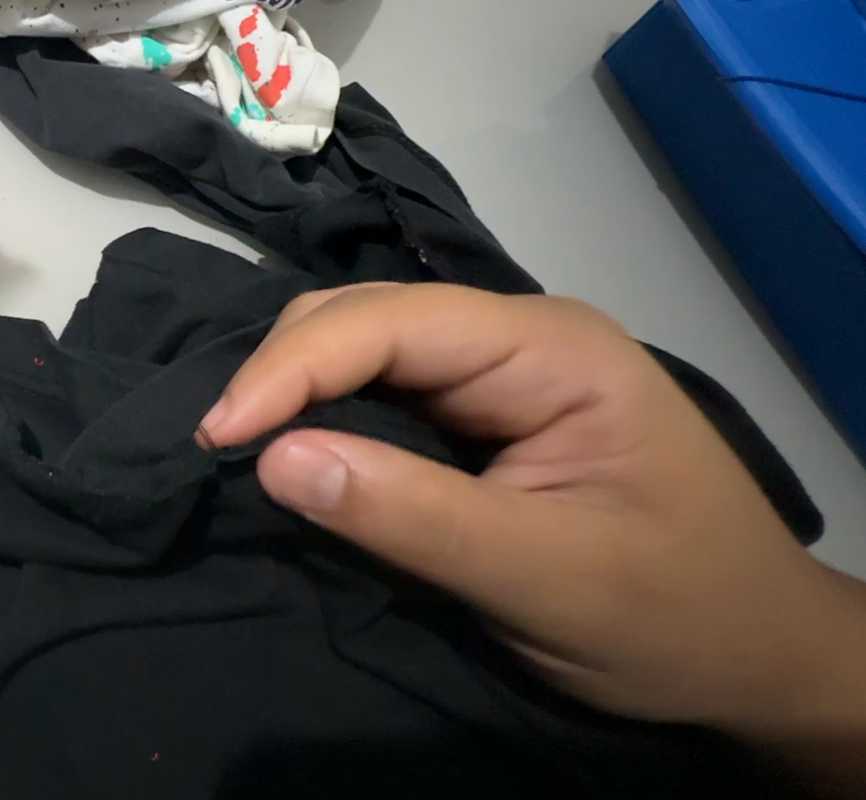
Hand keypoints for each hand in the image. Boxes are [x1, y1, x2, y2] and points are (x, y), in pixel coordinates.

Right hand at [194, 284, 865, 746]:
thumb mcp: (551, 579)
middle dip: (278, 371)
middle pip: (353, 314)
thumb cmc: (676, 618)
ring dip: (284, 384)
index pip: (386, 323)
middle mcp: (503, 333)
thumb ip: (413, 516)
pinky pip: (356, 379)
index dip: (291, 368)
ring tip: (241, 441)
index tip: (221, 433)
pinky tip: (282, 435)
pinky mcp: (453, 398)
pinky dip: (304, 404)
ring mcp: (477, 362)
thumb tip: (271, 460)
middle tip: (221, 443)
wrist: (750, 657)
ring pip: (343, 337)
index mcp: (546, 349)